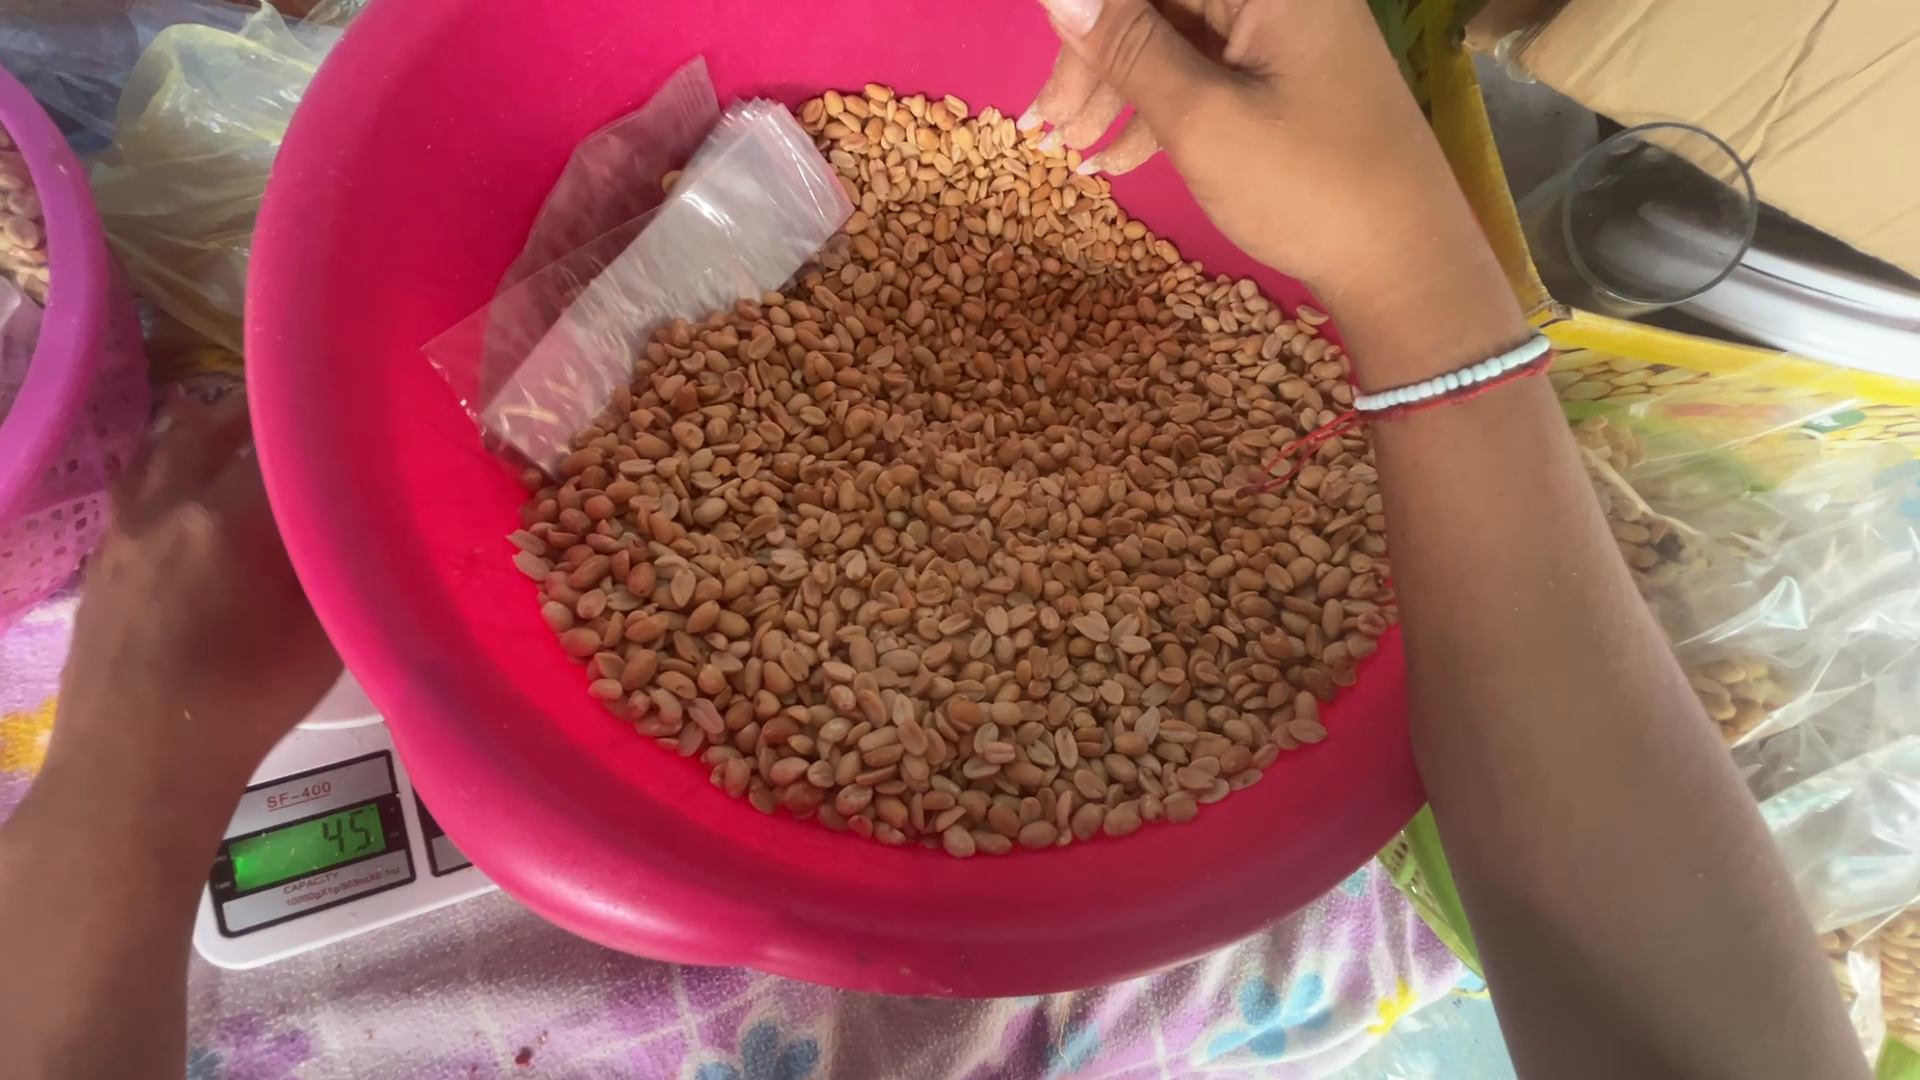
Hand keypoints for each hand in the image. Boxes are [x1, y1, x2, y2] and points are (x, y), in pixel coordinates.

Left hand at [49, 392, 339, 785]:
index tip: (361, 405)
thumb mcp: (329, 619)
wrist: (143, 755)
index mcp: (229, 518)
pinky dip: (173, 465)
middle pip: (210, 426)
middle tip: (312, 406)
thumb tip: (374, 516)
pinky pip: (139, 485)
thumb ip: (345, 556)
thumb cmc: (254, 689)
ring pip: (162, 450)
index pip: (281, 439)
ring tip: (248, 425)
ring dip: (207, 428)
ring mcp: (123, 531)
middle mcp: (167, 507)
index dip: (323, 417)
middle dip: (262, 408)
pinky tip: (197, 485)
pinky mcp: (103, 559)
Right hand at [1025, 0, 1498, 314]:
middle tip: (1045, 124)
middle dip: (1094, 60)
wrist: (1393, 254)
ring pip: (1172, 46)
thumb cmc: (1301, 185)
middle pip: (1159, 6)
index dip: (1089, 16)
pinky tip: (1112, 160)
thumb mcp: (1202, 118)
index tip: (1047, 75)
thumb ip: (1130, 49)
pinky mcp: (1275, 84)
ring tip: (1065, 147)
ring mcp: (1275, 39)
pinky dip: (1153, 116)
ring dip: (1114, 93)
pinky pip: (1199, 81)